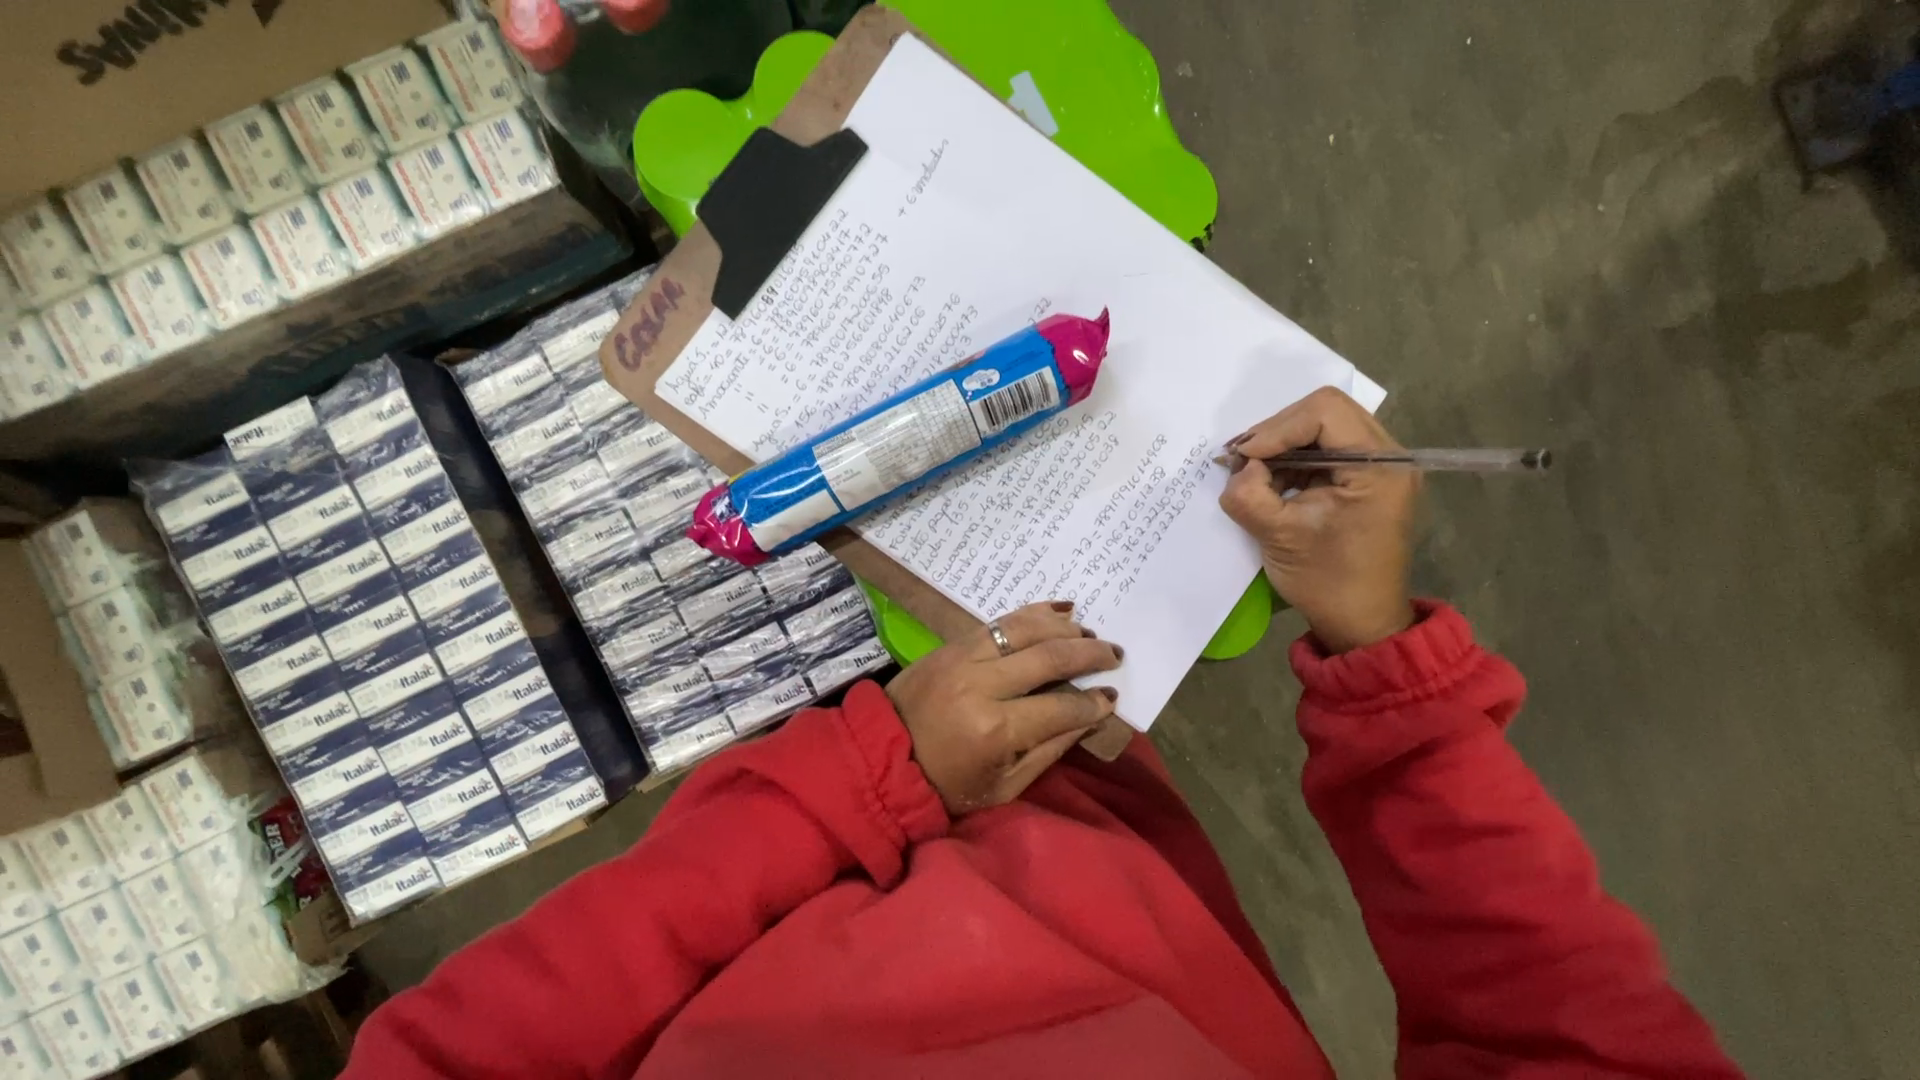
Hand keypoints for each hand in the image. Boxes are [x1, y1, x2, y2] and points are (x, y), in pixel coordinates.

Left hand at [886, 601, 1122, 814]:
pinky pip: (998, 622)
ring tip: (1089, 633)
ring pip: (1025, 629)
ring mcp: (964, 658)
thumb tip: (1090, 717)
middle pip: (1049, 658)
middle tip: (1115, 654)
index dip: (1093, 703)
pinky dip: (1032, 613)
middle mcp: (982, 686)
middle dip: (1089, 655)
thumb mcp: (1003, 786)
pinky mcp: (952, 645)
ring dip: (1064, 627)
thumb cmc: (946, 784)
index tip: (1112, 698)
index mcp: (995, 730)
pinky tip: (1058, 611)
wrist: (880, 757)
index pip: (1061, 708)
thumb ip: (1049, 749)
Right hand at [1218, 387, 1417, 653]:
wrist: (1360, 622)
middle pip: (1323, 412)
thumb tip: (1239, 466)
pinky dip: (1290, 460)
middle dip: (1275, 433)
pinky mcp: (1363, 480)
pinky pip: (1323, 450)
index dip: (1275, 429)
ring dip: (1280, 446)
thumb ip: (1250, 494)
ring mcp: (1377, 467)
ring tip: (1251, 474)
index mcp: (1379, 467)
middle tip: (1240, 462)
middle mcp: (1387, 457)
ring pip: (1320, 427)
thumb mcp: (1279, 536)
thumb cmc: (1326, 581)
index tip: (1242, 459)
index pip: (1324, 412)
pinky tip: (1269, 482)